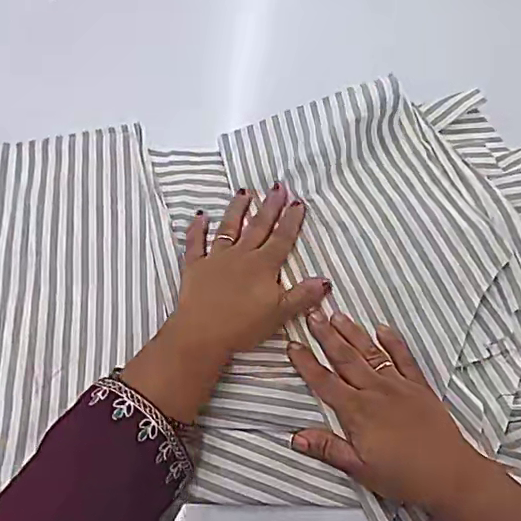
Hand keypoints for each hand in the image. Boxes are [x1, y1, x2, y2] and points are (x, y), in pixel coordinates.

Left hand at [122, 184, 330, 422]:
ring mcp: (216, 259)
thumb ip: (302, 296)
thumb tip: (325, 281)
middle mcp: (241, 256)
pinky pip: (195, 243)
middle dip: (270, 206)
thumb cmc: (243, 326)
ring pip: (228, 228)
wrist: (202, 334)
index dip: (291, 220)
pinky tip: (200, 216)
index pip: (282, 238)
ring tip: (244, 192)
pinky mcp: (195, 267)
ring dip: (237, 210)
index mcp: (263, 266)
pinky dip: (197, 229)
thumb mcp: (280, 314)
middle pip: (259, 227)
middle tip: (278, 186)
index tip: (298, 202)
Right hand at [286, 313, 520, 520]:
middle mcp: (376, 392)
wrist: (450, 474)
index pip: (324, 382)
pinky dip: (393, 342)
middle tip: (312, 314)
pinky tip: (383, 329)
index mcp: (357, 412)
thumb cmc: (404, 476)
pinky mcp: (420, 387)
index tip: (293, 344)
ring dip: (353, 333)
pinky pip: (404, 358)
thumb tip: (296, 437)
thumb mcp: (360, 469)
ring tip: (338, 315)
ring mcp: (399, 386)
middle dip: (326, 336)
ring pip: (370, 353)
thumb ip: (329, 448)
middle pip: (345, 358)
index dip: (306, 363)